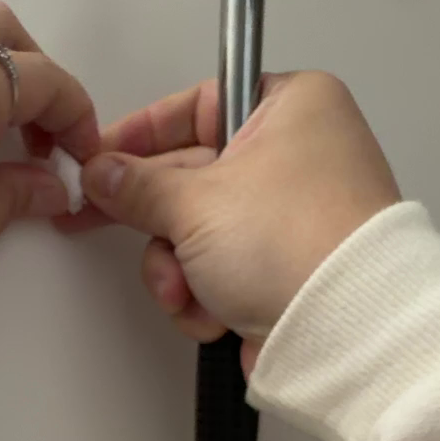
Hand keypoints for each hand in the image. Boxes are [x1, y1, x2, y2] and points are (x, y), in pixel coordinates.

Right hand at [65, 72, 399, 370]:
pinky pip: (212, 275)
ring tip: (187, 290)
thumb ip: (139, 186)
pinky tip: (214, 314)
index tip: (100, 160)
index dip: (140, 135)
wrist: (338, 332)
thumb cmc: (296, 247)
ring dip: (175, 272)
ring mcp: (283, 221)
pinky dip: (202, 299)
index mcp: (287, 110)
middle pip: (186, 183)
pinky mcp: (274, 272)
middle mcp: (290, 160)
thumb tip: (103, 174)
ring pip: (192, 237)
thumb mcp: (197, 203)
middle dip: (157, 227)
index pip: (194, 108)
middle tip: (102, 221)